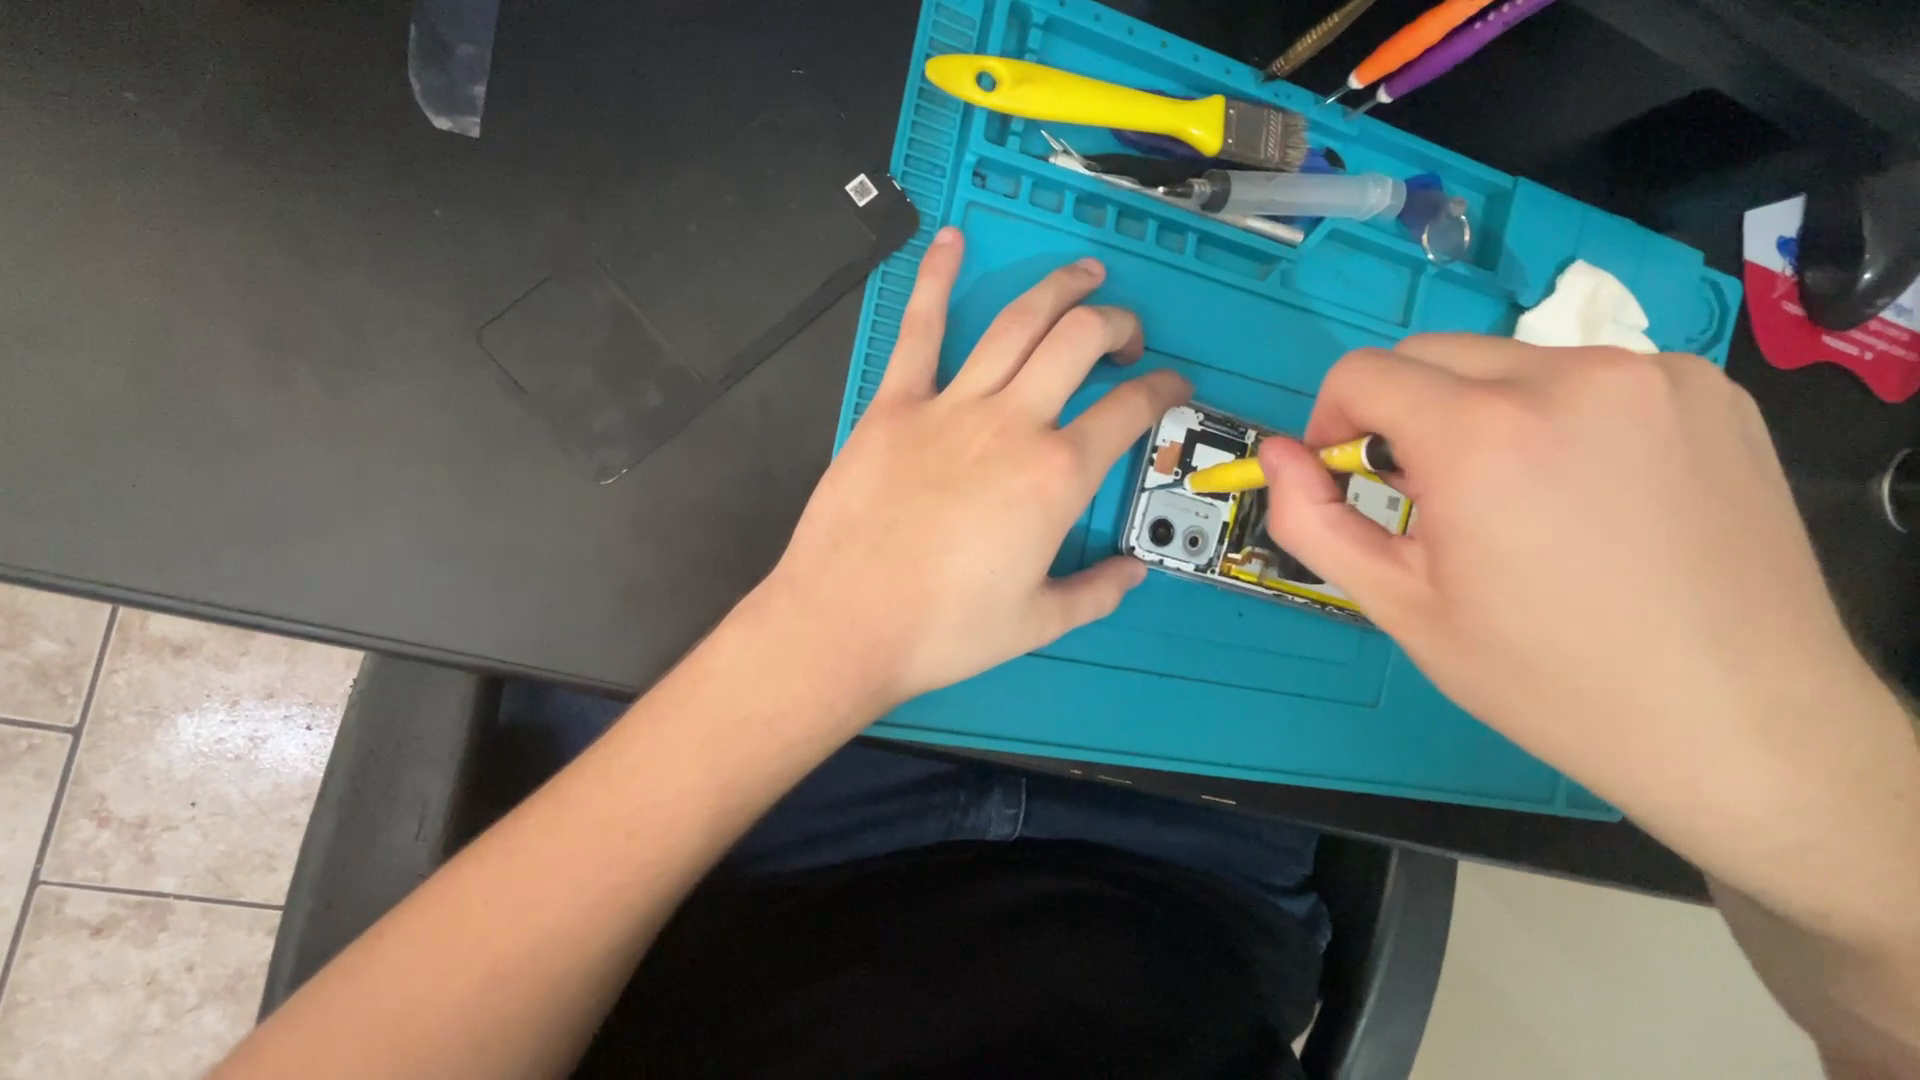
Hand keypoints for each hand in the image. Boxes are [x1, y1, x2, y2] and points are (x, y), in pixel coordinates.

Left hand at [760, 228, 1189, 709]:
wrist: (846, 624)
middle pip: (1080, 342)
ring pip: (1017, 323)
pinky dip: (937, 280)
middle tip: (1126, 334)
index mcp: (1056, 477)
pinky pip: (921, 329)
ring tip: (1083, 273)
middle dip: (1116, 324)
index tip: (1170, 387)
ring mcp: (950, 406)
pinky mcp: (894, 405)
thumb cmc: (942, 631)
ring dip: (1058, 288)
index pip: (1130, 411)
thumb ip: (1096, 592)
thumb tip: (1133, 573)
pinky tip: (952, 242)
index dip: (1163, 389)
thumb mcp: (1037, 623)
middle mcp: (1012, 425)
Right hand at [1256, 336, 1913, 876]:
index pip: (1364, 374)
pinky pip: (1591, 379)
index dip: (1332, 421)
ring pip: (1512, 365)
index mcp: (1482, 433)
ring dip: (1480, 414)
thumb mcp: (1398, 605)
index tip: (1346, 475)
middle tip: (1424, 498)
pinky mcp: (1712, 392)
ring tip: (1512, 501)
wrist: (1739, 722)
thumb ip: (1312, 520)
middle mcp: (1570, 377)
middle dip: (1401, 414)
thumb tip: (1277, 456)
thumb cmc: (1543, 675)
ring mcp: (1654, 376)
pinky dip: (1558, 417)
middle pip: (1432, 356)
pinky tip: (1586, 493)